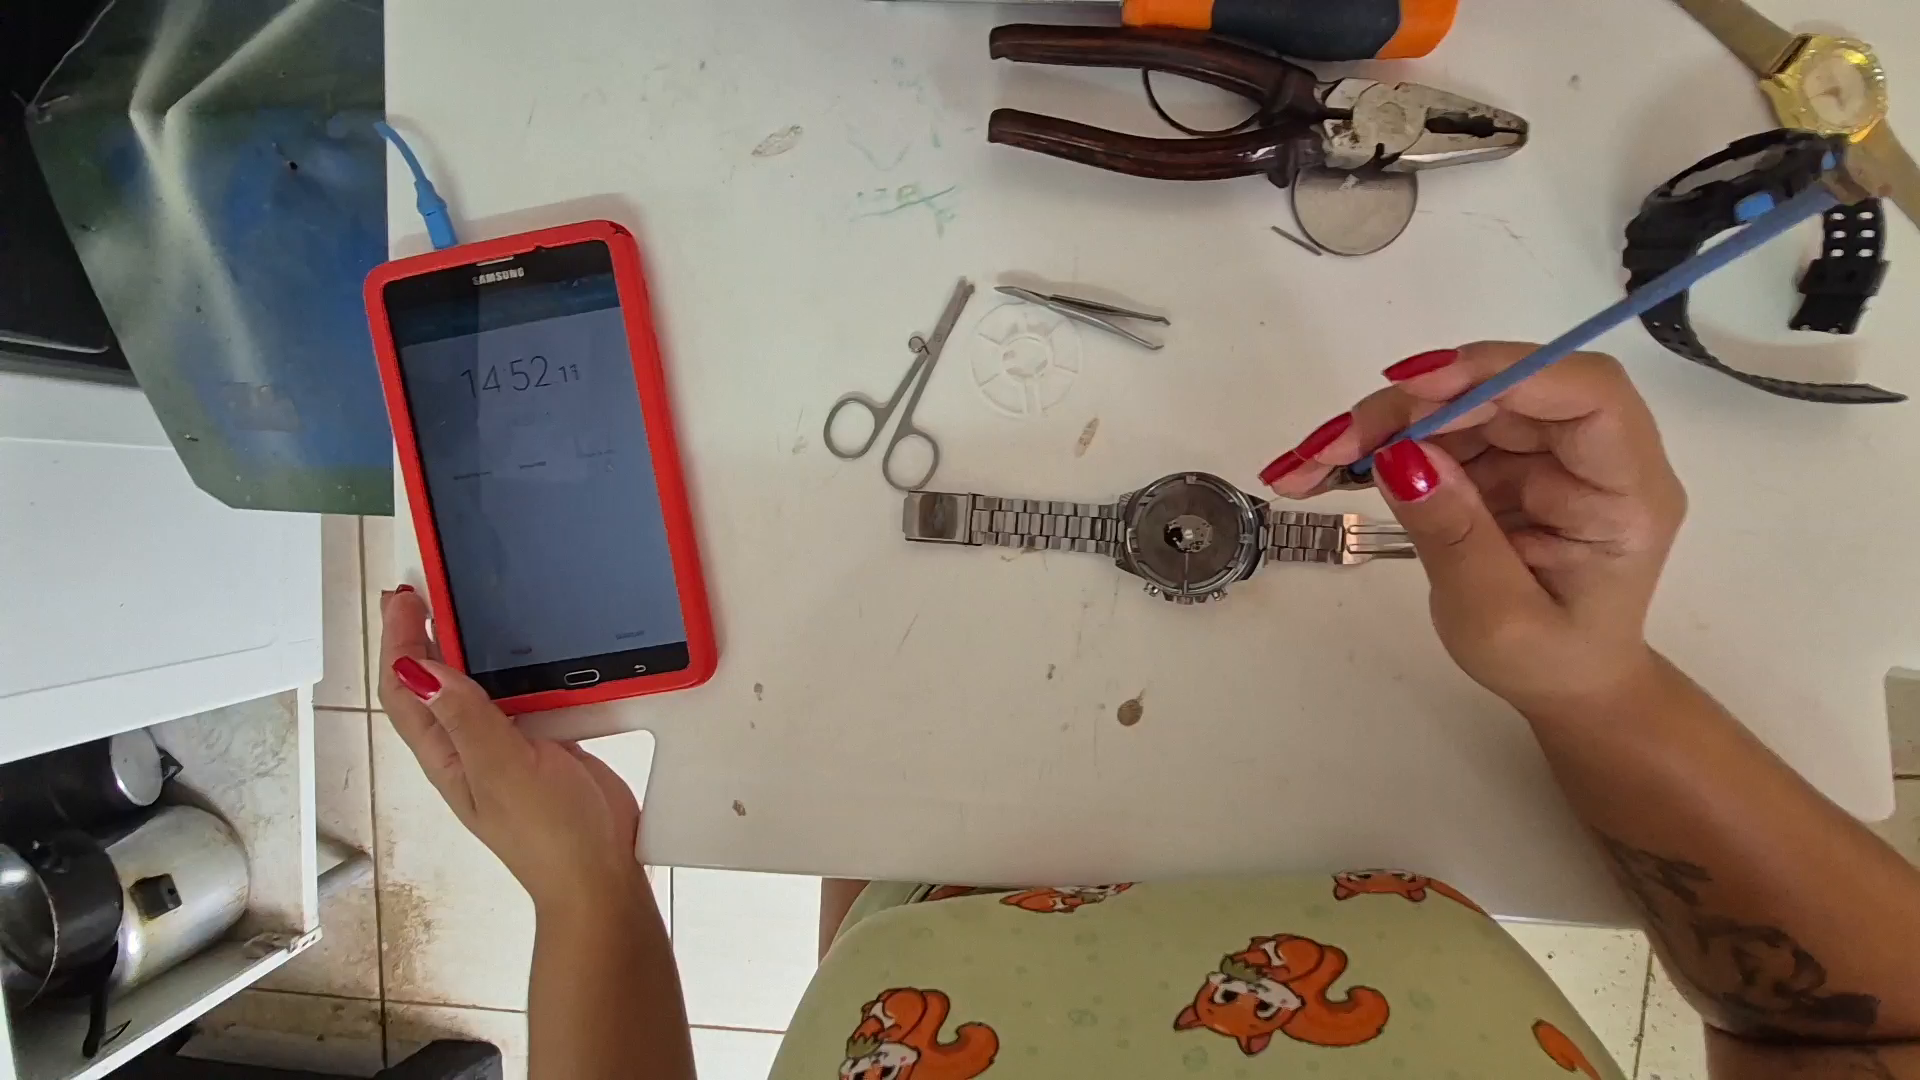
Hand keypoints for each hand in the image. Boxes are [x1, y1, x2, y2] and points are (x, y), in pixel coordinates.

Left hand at [377, 588, 643, 914]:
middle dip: (423, 638)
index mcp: (447, 755)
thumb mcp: (503, 771)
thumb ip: (468, 720)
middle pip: (434, 684)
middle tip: (430, 591)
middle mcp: (470, 745)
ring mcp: (509, 743)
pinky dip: (520, 667)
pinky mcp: (548, 740)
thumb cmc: (547, 829)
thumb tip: (419, 669)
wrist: (598, 867)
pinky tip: (536, 651)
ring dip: (471, 649)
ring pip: (480, 686)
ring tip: (475, 610)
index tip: (404, 599)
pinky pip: (523, 694)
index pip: (405, 693)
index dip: (396, 644)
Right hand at [1261, 343, 1687, 717]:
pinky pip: (1425, 440)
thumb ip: (1454, 533)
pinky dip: (1368, 453)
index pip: (1582, 395)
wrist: (1558, 681)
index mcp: (1621, 492)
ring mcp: (1533, 458)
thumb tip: (1399, 456)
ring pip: (1447, 412)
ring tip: (1302, 469)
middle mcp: (1580, 457)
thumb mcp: (1496, 614)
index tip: (1410, 386)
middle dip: (1401, 412)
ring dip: (1369, 432)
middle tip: (1325, 450)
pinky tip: (1317, 473)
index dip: (1499, 373)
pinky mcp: (1491, 467)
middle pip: (1493, 397)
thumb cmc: (1545, 659)